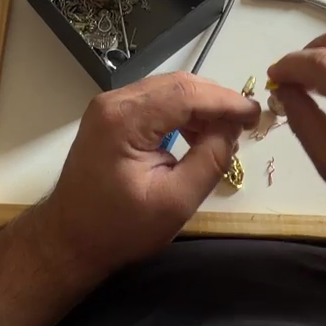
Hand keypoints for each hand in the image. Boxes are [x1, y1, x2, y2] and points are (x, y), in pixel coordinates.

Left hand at [36, 71, 260, 277]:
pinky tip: (197, 133)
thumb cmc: (120, 228)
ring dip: (200, 105)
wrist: (69, 240)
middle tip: (246, 123)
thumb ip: (209, 160)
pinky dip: (181, 111)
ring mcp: (109, 105)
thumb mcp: (175, 201)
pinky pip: (155, 101)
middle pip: (177, 84)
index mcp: (124, 119)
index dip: (225, 101)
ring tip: (225, 133)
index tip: (256, 114)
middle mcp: (114, 101)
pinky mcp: (111, 114)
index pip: (185, 93)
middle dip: (215, 100)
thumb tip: (232, 128)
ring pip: (167, 89)